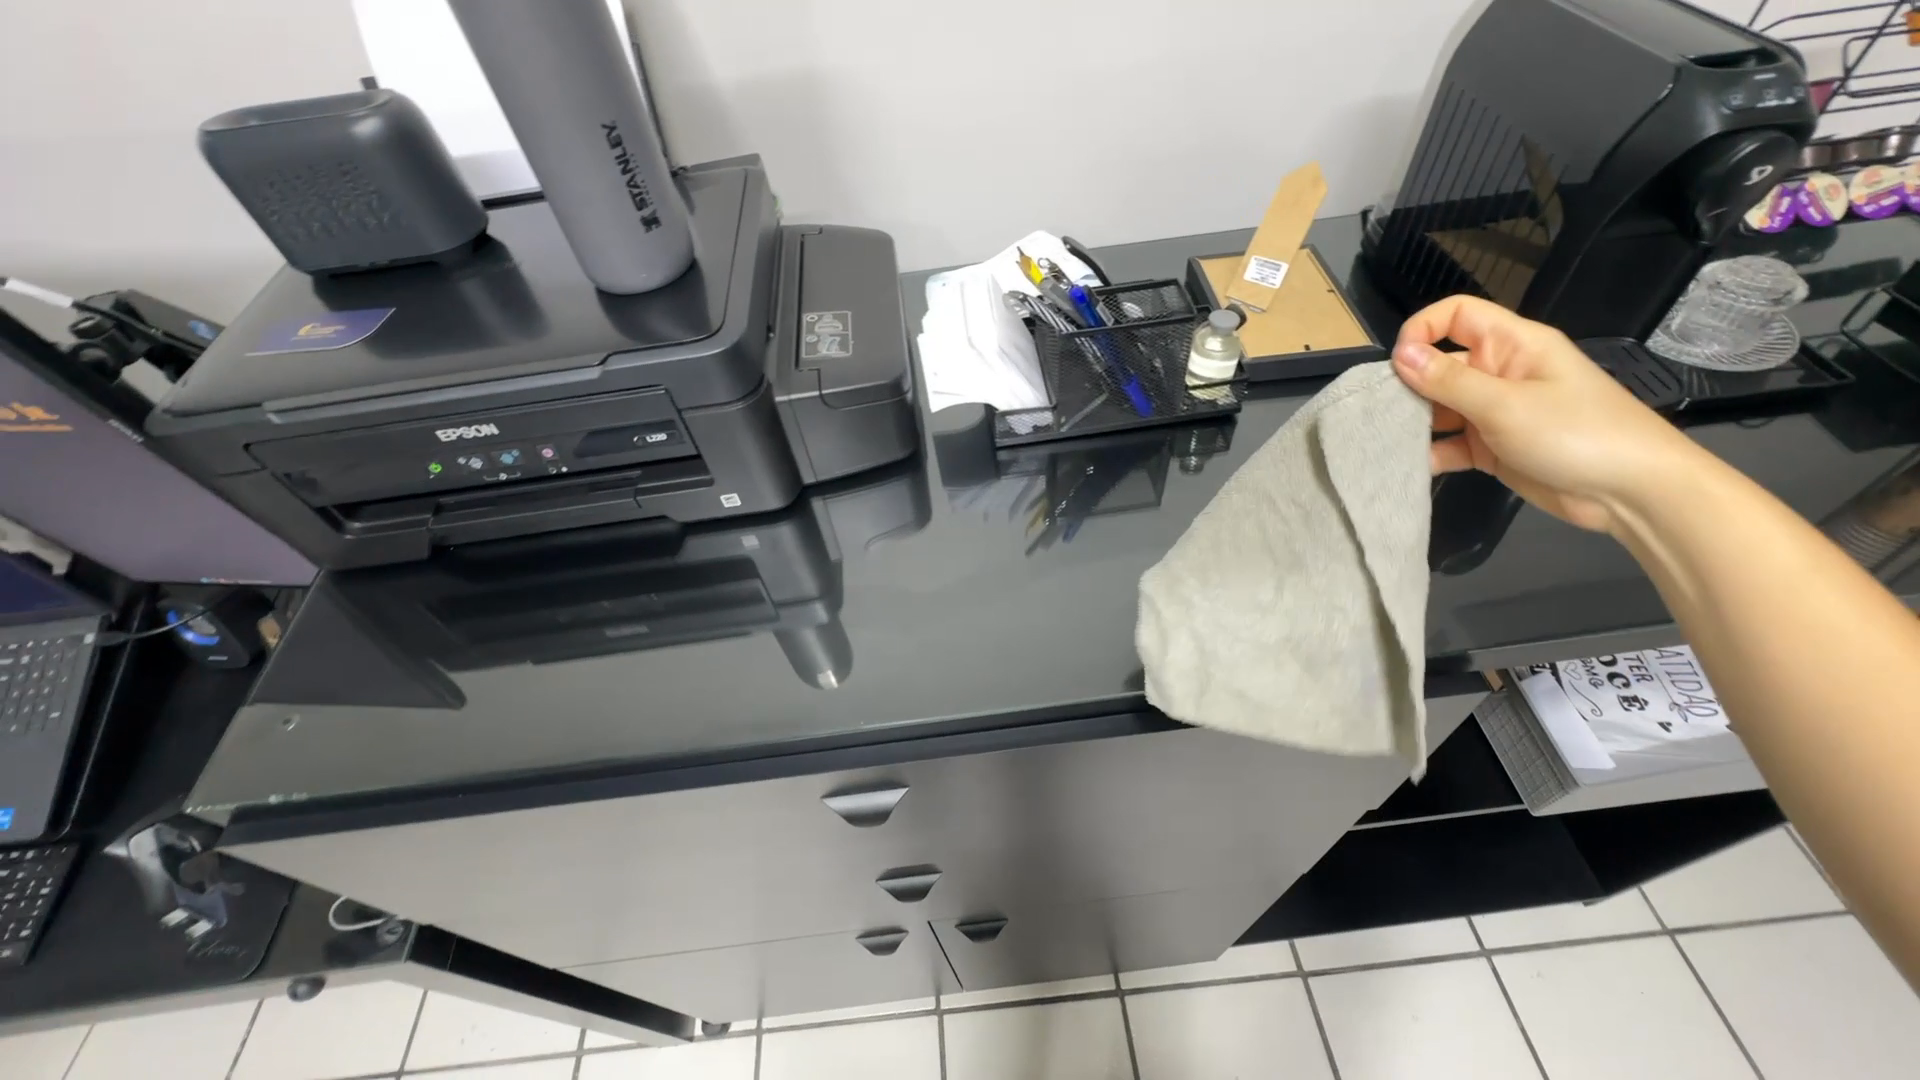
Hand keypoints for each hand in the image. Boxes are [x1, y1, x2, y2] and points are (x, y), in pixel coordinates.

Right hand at [1391, 296, 1709, 534]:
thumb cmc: (1576, 433)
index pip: (1456, 315)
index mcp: (1512, 345)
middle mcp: (1500, 372)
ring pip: (1441, 408)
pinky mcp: (1493, 449)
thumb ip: (1449, 381)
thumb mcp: (1505, 404)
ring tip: (1388, 441)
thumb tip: (1400, 355)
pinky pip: (1451, 444)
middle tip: (1383, 411)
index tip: (1398, 365)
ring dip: (1415, 423)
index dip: (1422, 330)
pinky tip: (1411, 467)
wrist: (1631, 491)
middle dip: (1409, 384)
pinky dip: (1431, 454)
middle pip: (1440, 364)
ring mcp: (1496, 412)